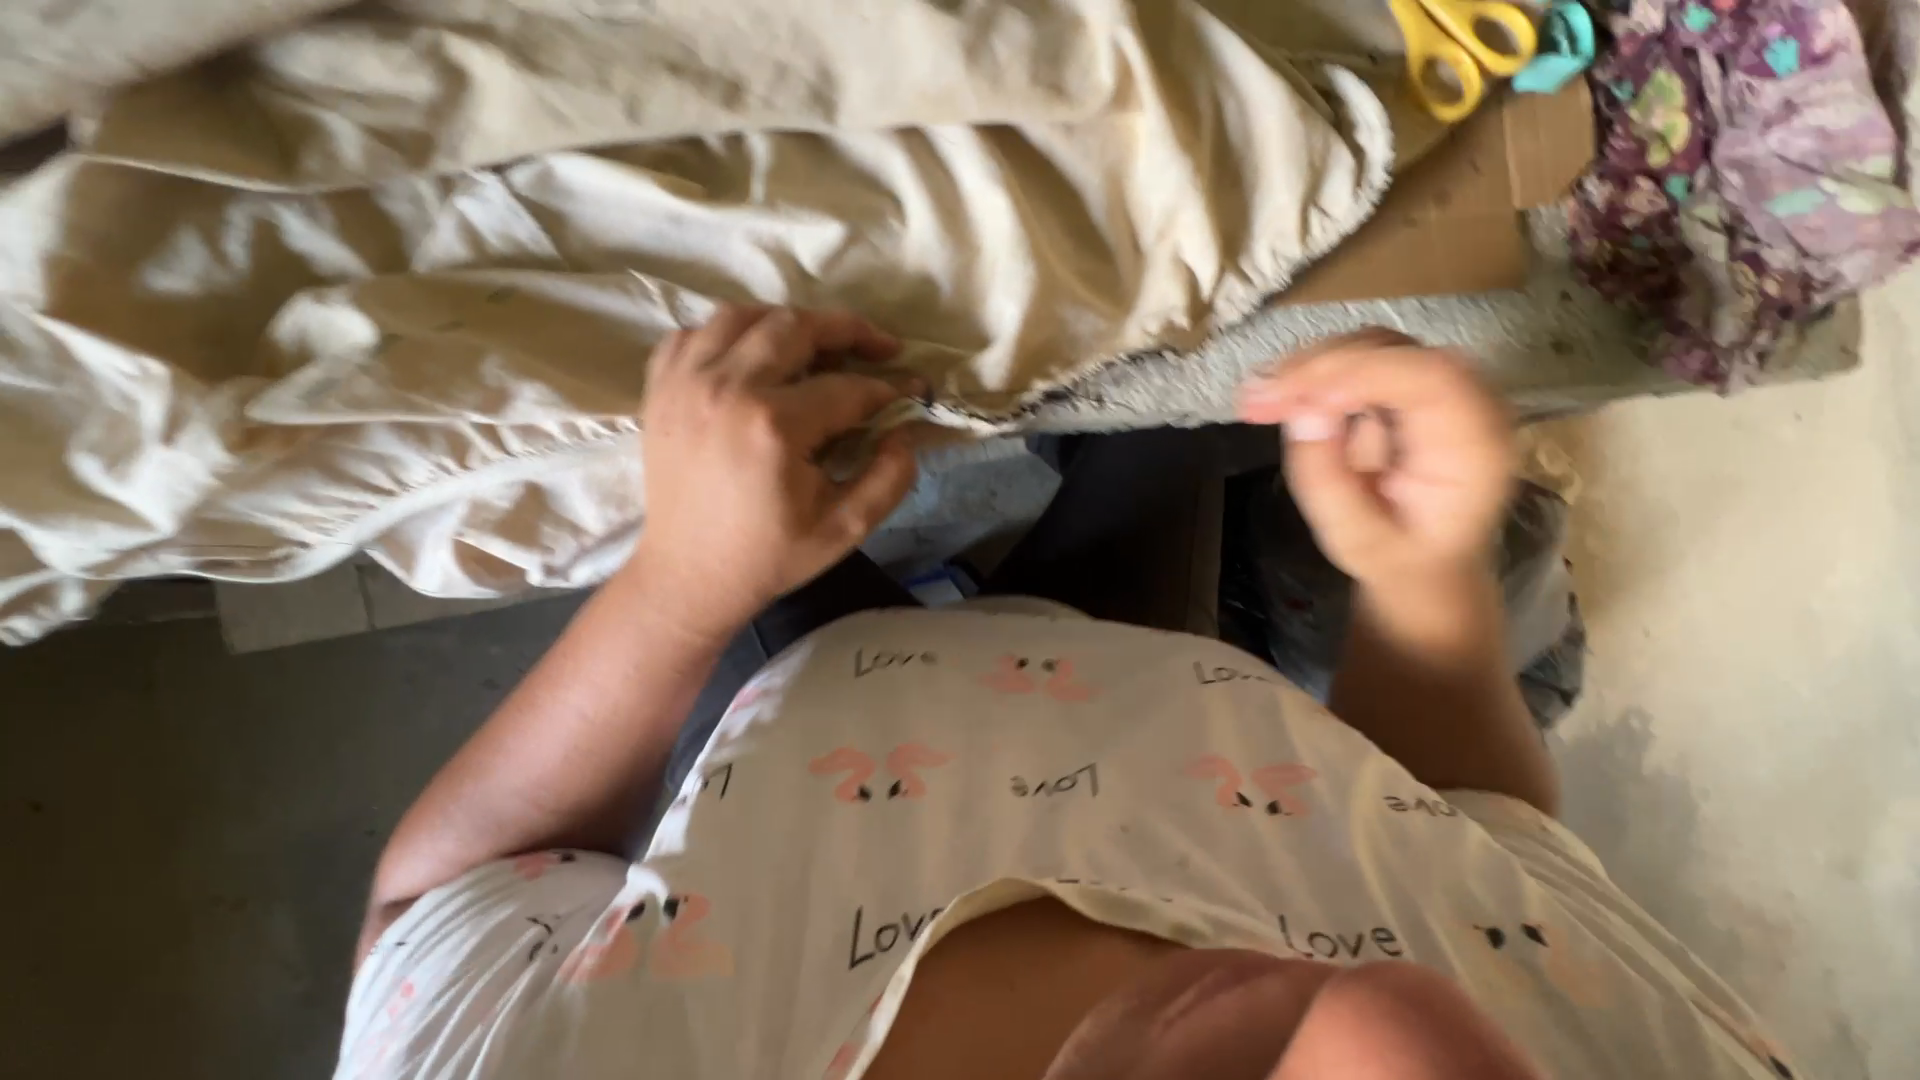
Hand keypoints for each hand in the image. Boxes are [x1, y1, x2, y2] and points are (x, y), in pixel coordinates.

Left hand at [629, 304, 920, 638]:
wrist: (689, 576)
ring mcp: (685, 382)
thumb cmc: (770, 556)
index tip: (909, 392)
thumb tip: (905, 429)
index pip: (847, 386)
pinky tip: (752, 357)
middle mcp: (727, 388)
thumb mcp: (846, 529)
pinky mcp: (660, 389)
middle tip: (877, 348)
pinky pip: (695, 333)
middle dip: (846, 331)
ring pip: (743, 315)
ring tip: (817, 346)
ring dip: (787, 323)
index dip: (887, 388)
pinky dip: (728, 335)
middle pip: (796, 326)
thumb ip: (889, 476)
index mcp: (774, 426)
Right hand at [1237, 331, 1513, 588]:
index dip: (1360, 374)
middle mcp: (1465, 401)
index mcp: (1472, 446)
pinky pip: (1357, 360)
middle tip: (1256, 399)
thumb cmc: (1397, 558)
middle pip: (1394, 353)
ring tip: (1254, 399)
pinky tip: (1273, 394)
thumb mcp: (1355, 539)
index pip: (1428, 379)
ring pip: (1368, 348)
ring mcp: (1436, 388)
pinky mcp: (1406, 386)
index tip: (1298, 397)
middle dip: (1319, 368)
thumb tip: (1303, 413)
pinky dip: (1311, 372)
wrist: (1423, 562)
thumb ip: (1330, 483)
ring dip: (1306, 367)